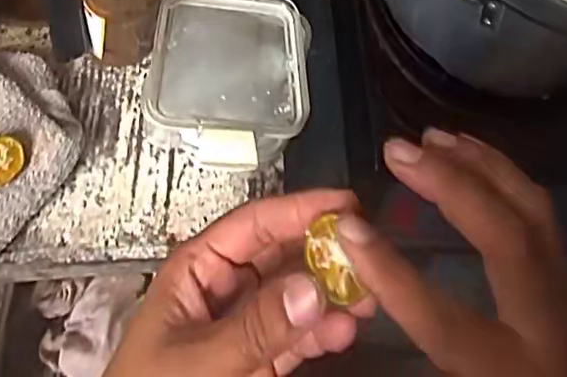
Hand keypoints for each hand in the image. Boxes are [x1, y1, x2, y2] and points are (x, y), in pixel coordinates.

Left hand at [104, 189, 373, 376]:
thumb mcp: (197, 365)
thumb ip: (254, 328)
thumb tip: (312, 288)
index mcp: (199, 269)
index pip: (256, 223)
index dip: (302, 208)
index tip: (346, 204)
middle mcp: (226, 288)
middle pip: (283, 253)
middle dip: (326, 250)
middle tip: (369, 249)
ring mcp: (244, 325)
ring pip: (296, 293)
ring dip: (332, 291)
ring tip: (369, 293)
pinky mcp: (257, 361)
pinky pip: (296, 334)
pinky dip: (323, 330)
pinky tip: (346, 329)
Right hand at [329, 128, 566, 376]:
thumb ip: (432, 338)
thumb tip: (375, 281)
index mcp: (511, 372)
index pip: (444, 319)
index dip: (391, 273)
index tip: (349, 226)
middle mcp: (549, 321)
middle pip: (505, 236)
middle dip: (449, 183)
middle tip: (398, 148)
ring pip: (531, 209)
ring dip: (480, 165)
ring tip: (434, 138)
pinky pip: (540, 210)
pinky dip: (505, 174)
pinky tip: (477, 160)